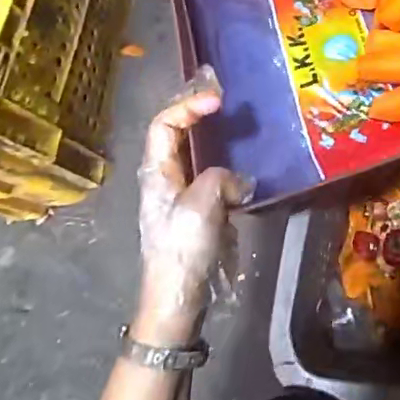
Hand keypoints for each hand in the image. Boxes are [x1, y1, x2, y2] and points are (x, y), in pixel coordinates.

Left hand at [133, 65, 248, 346]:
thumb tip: (236, 180)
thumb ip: (220, 178)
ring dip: (213, 137)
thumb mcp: (202, 206)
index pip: (164, 124)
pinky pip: (209, 174)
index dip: (188, 105)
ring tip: (239, 127)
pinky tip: (243, 166)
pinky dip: (225, 162)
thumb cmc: (182, 249)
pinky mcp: (194, 209)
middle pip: (176, 133)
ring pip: (194, 153)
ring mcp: (179, 194)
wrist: (177, 297)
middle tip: (227, 103)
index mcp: (156, 172)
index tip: (218, 101)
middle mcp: (164, 177)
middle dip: (198, 113)